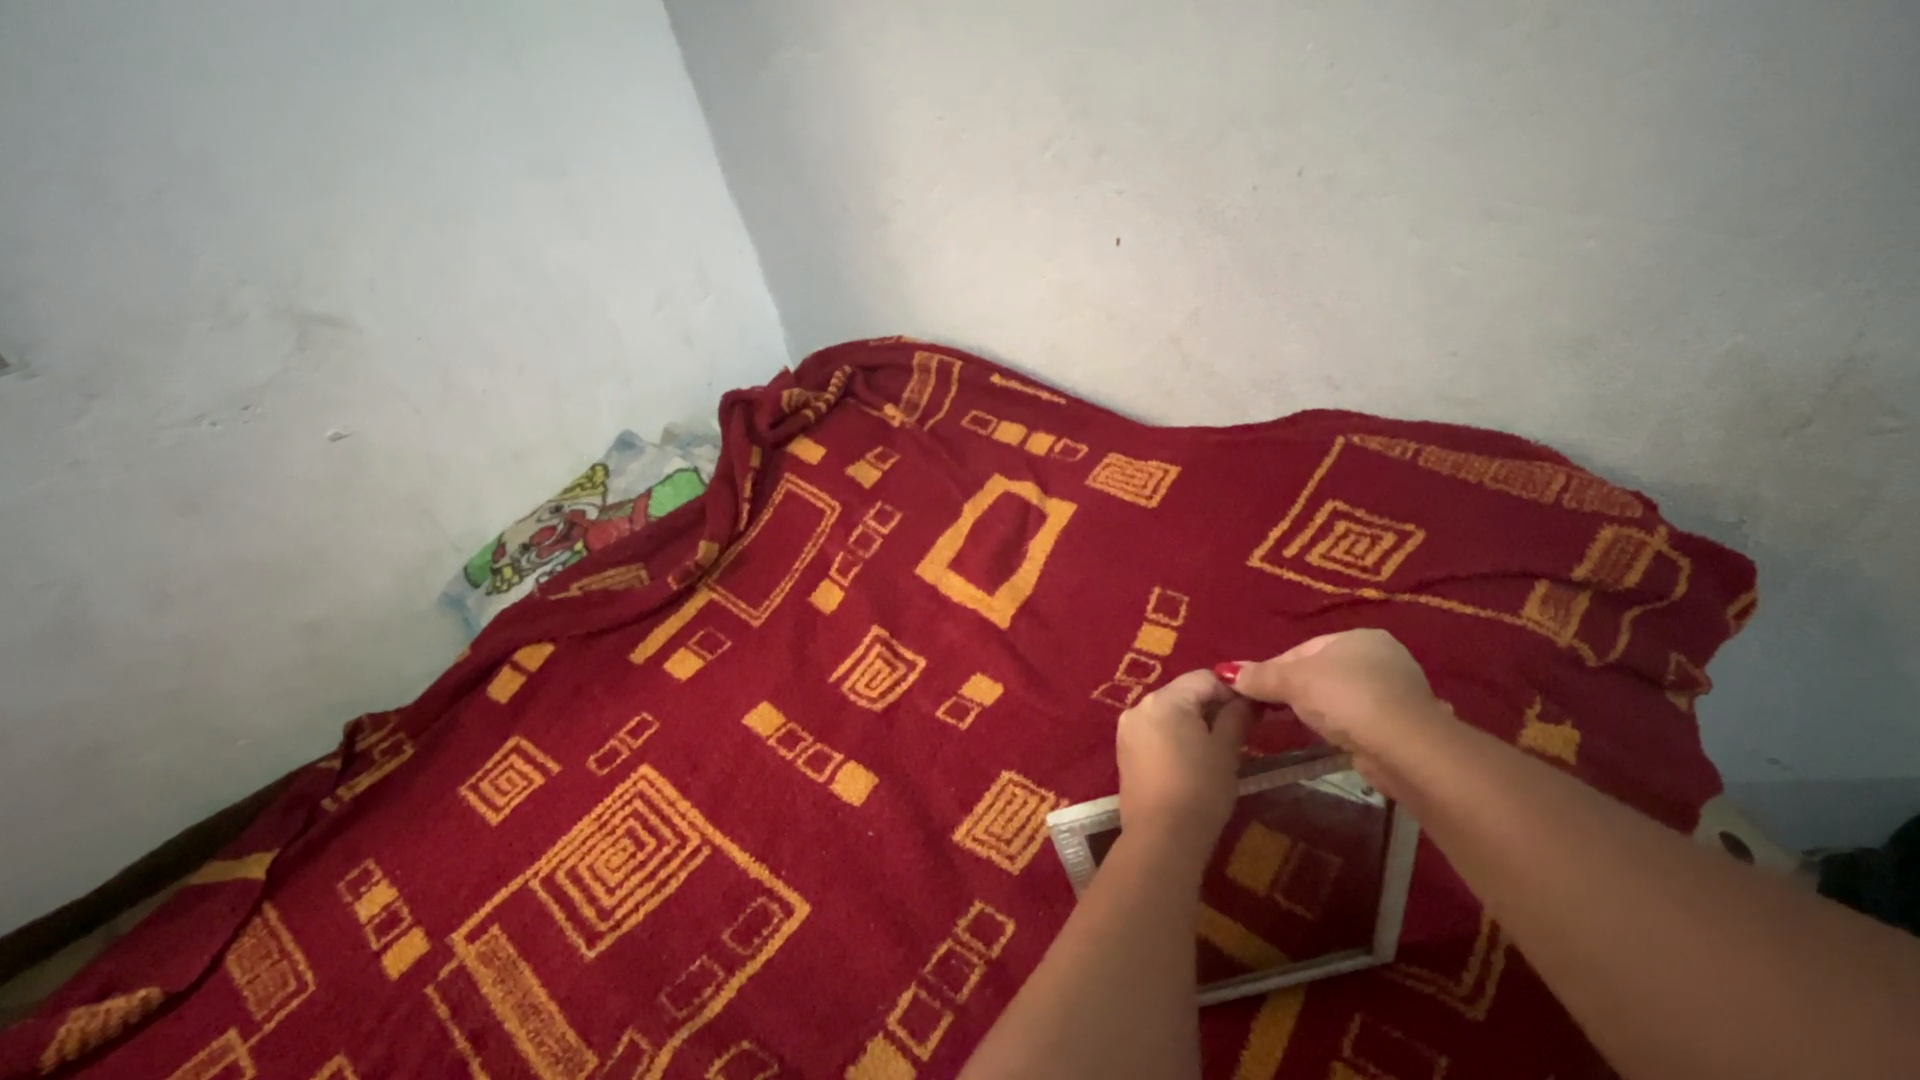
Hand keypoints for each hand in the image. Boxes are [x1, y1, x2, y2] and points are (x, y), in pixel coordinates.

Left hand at [1115, 670, 1252, 848]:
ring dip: (1194, 721)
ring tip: (1218, 747)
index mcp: (1164, 699)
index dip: (1233, 691)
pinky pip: (1155, 731)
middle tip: (1241, 729)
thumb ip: (1237, 717)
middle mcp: (1140, 706)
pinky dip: (1175, 736)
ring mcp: (1128, 729)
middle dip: (1212, 705)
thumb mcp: (1226, 750)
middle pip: (1183, 693)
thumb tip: (1248, 700)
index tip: (1255, 711)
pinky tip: (1192, 758)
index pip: (1205, 678)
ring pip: (1168, 712)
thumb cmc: (1200, 789)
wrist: (1162, 837)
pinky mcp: (1124, 751)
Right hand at [1219, 629, 1442, 760]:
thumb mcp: (1293, 682)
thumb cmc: (1345, 699)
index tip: (1254, 692)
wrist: (1403, 746)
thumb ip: (1260, 676)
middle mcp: (1383, 656)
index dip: (1274, 670)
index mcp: (1359, 636)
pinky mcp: (1404, 723)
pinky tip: (1333, 739)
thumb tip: (1225, 672)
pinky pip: (1360, 719)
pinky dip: (1344, 727)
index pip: (1303, 649)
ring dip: (1321, 710)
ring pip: (1342, 697)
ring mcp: (1397, 690)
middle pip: (1322, 672)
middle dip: (1297, 691)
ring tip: (1302, 727)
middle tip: (1273, 711)